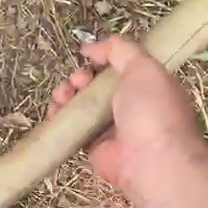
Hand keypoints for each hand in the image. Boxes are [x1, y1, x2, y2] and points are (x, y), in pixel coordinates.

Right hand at [48, 34, 207, 202]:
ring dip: (65, 94)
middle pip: (94, 84)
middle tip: (78, 80)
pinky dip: (58, 116)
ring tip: (63, 95)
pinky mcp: (92, 144)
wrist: (152, 160)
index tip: (88, 57)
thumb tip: (91, 46)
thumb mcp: (144, 68)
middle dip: (79, 77)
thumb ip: (120, 50)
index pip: (117, 66)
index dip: (100, 59)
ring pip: (79, 103)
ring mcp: (109, 126)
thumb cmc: (152, 110)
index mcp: (146, 85)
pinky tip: (55, 111)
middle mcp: (128, 105)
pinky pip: (70, 125)